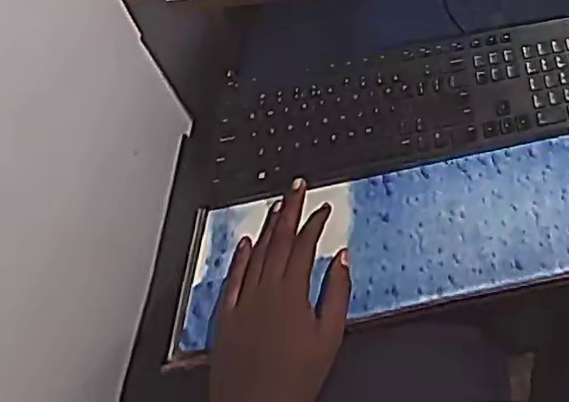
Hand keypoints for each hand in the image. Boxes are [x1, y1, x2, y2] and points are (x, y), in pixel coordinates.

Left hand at [211, 180, 350, 401]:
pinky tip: (245, 241)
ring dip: (268, 225)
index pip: (304, 243)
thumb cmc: (294, 381)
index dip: (315, 221)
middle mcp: (265, 288)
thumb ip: (338, 292)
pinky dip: (239, 255)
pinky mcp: (226, 315)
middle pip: (279, 238)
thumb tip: (342, 259)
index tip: (323, 207)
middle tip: (297, 186)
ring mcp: (244, 300)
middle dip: (290, 208)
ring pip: (256, 251)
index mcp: (291, 291)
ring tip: (277, 204)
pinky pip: (233, 276)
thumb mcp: (328, 338)